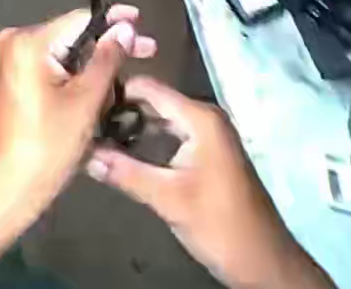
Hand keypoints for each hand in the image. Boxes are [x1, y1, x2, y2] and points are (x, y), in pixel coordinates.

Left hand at [0, 5, 155, 217]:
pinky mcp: (16, 77)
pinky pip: (54, 64)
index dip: (114, 20)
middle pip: (74, 34)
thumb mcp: (85, 101)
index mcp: (30, 42)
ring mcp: (14, 60)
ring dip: (96, 62)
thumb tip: (125, 26)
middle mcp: (17, 41)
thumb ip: (107, 59)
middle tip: (146, 49)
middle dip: (109, 45)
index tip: (140, 19)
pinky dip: (77, 73)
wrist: (6, 189)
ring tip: (130, 69)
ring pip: (66, 51)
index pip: (81, 19)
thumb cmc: (47, 146)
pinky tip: (104, 83)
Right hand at [87, 77, 334, 288]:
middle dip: (124, 107)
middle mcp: (205, 115)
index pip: (151, 88)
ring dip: (135, 123)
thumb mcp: (169, 199)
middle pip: (157, 100)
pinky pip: (174, 131)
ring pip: (164, 117)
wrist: (264, 261)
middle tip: (88, 116)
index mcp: (200, 116)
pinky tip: (126, 148)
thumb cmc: (219, 223)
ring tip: (100, 130)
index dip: (119, 90)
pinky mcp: (208, 149)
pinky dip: (151, 136)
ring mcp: (209, 132)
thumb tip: (87, 153)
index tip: (87, 97)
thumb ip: (127, 173)